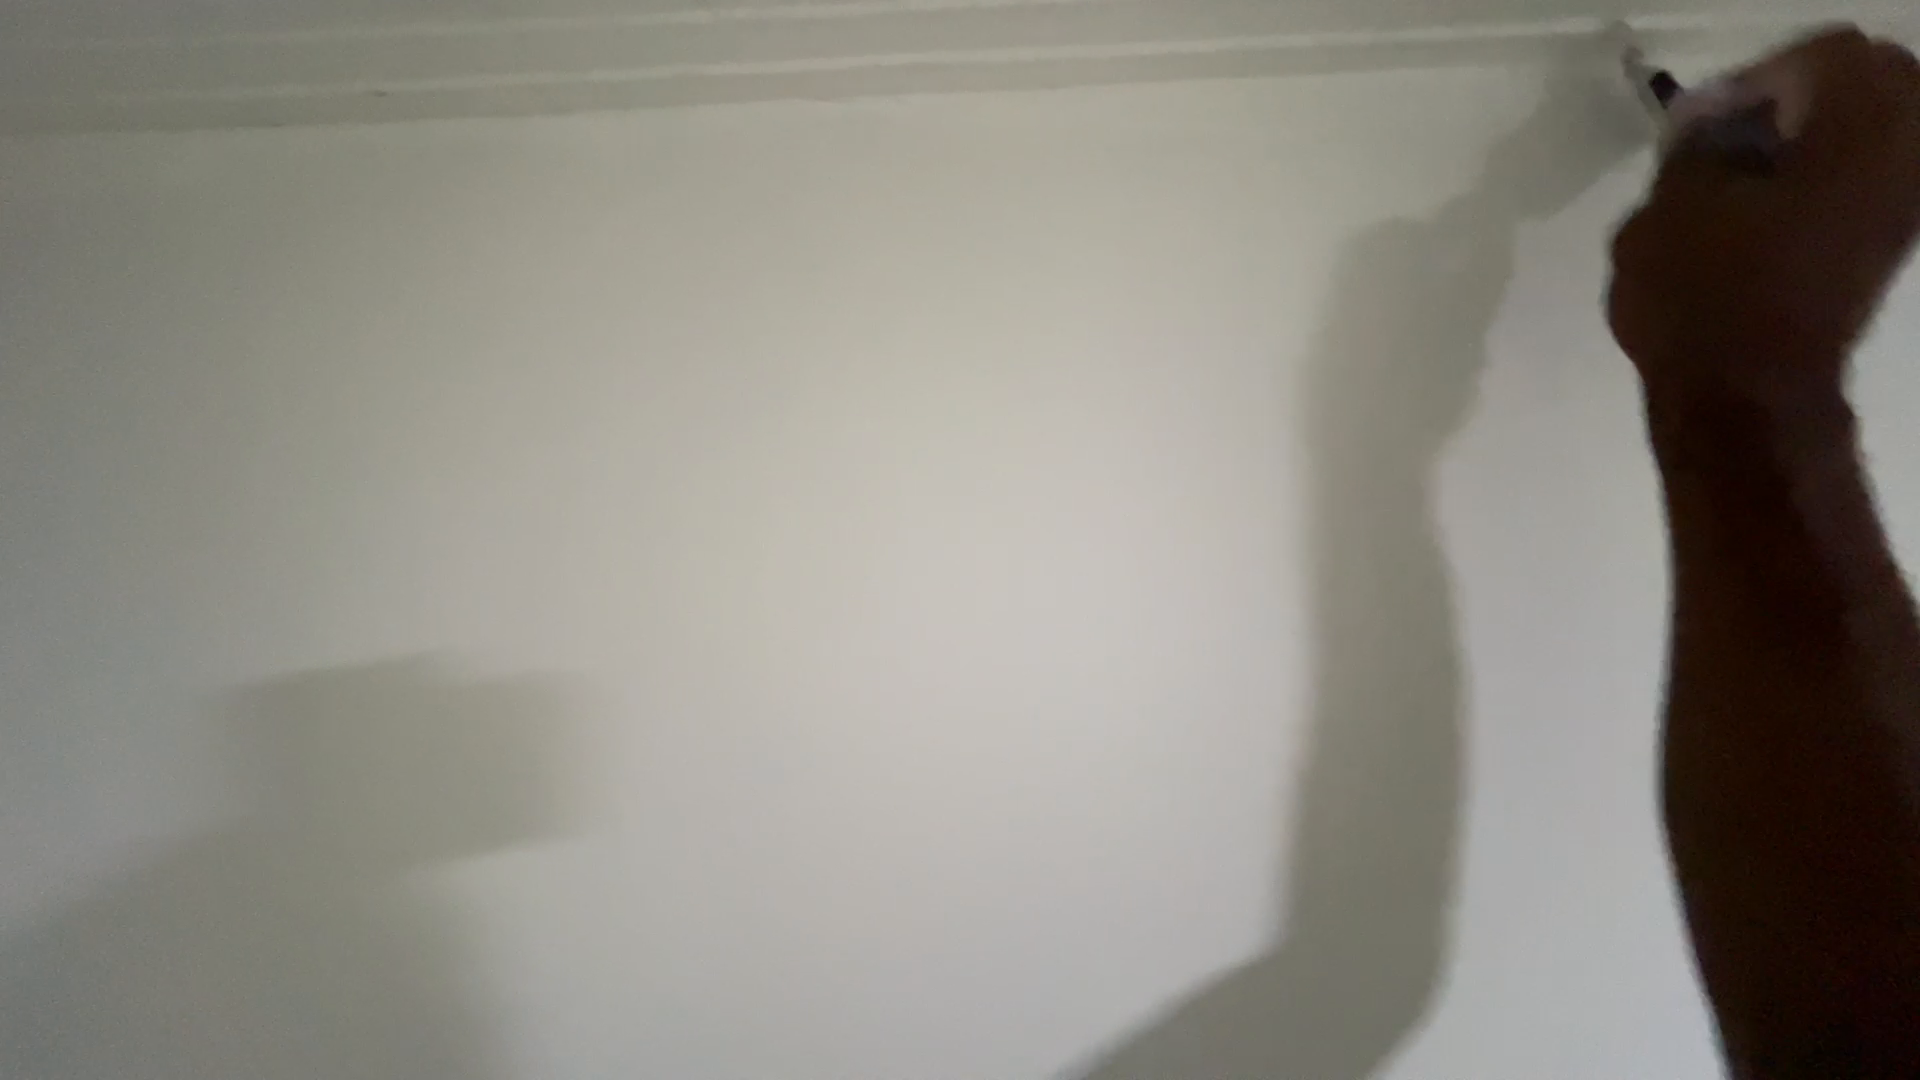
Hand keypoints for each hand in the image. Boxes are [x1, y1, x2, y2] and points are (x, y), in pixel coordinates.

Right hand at [1608, 28, 1919, 417]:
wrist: (1743, 389)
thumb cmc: (1700, 296)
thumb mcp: (1666, 215)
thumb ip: (1690, 152)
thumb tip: (1704, 119)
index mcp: (1866, 127)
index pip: (1824, 56)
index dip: (1749, 78)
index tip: (1690, 122)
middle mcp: (1913, 148)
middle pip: (1865, 82)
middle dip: (1786, 101)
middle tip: (1713, 141)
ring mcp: (1910, 197)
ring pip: (1867, 131)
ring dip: (1800, 141)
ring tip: (1727, 181)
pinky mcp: (1887, 239)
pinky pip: (1862, 177)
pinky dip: (1812, 178)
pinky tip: (1753, 214)